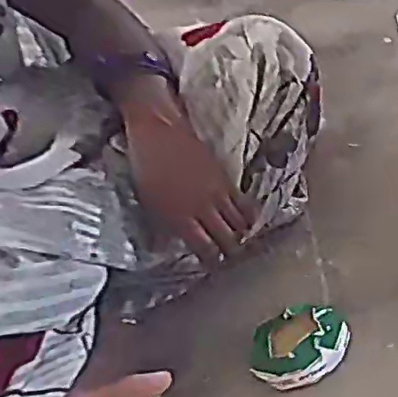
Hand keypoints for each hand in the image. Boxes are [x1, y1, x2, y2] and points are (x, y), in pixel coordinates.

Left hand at [122, 101, 252, 266]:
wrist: (158, 130)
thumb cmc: (145, 163)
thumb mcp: (145, 197)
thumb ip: (160, 222)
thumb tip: (166, 244)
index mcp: (176, 214)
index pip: (201, 245)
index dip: (211, 259)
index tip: (214, 266)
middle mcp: (200, 208)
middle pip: (225, 237)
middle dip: (232, 251)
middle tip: (236, 260)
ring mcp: (217, 195)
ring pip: (238, 223)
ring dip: (244, 236)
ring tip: (247, 244)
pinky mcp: (226, 182)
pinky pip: (244, 205)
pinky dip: (250, 216)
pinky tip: (252, 222)